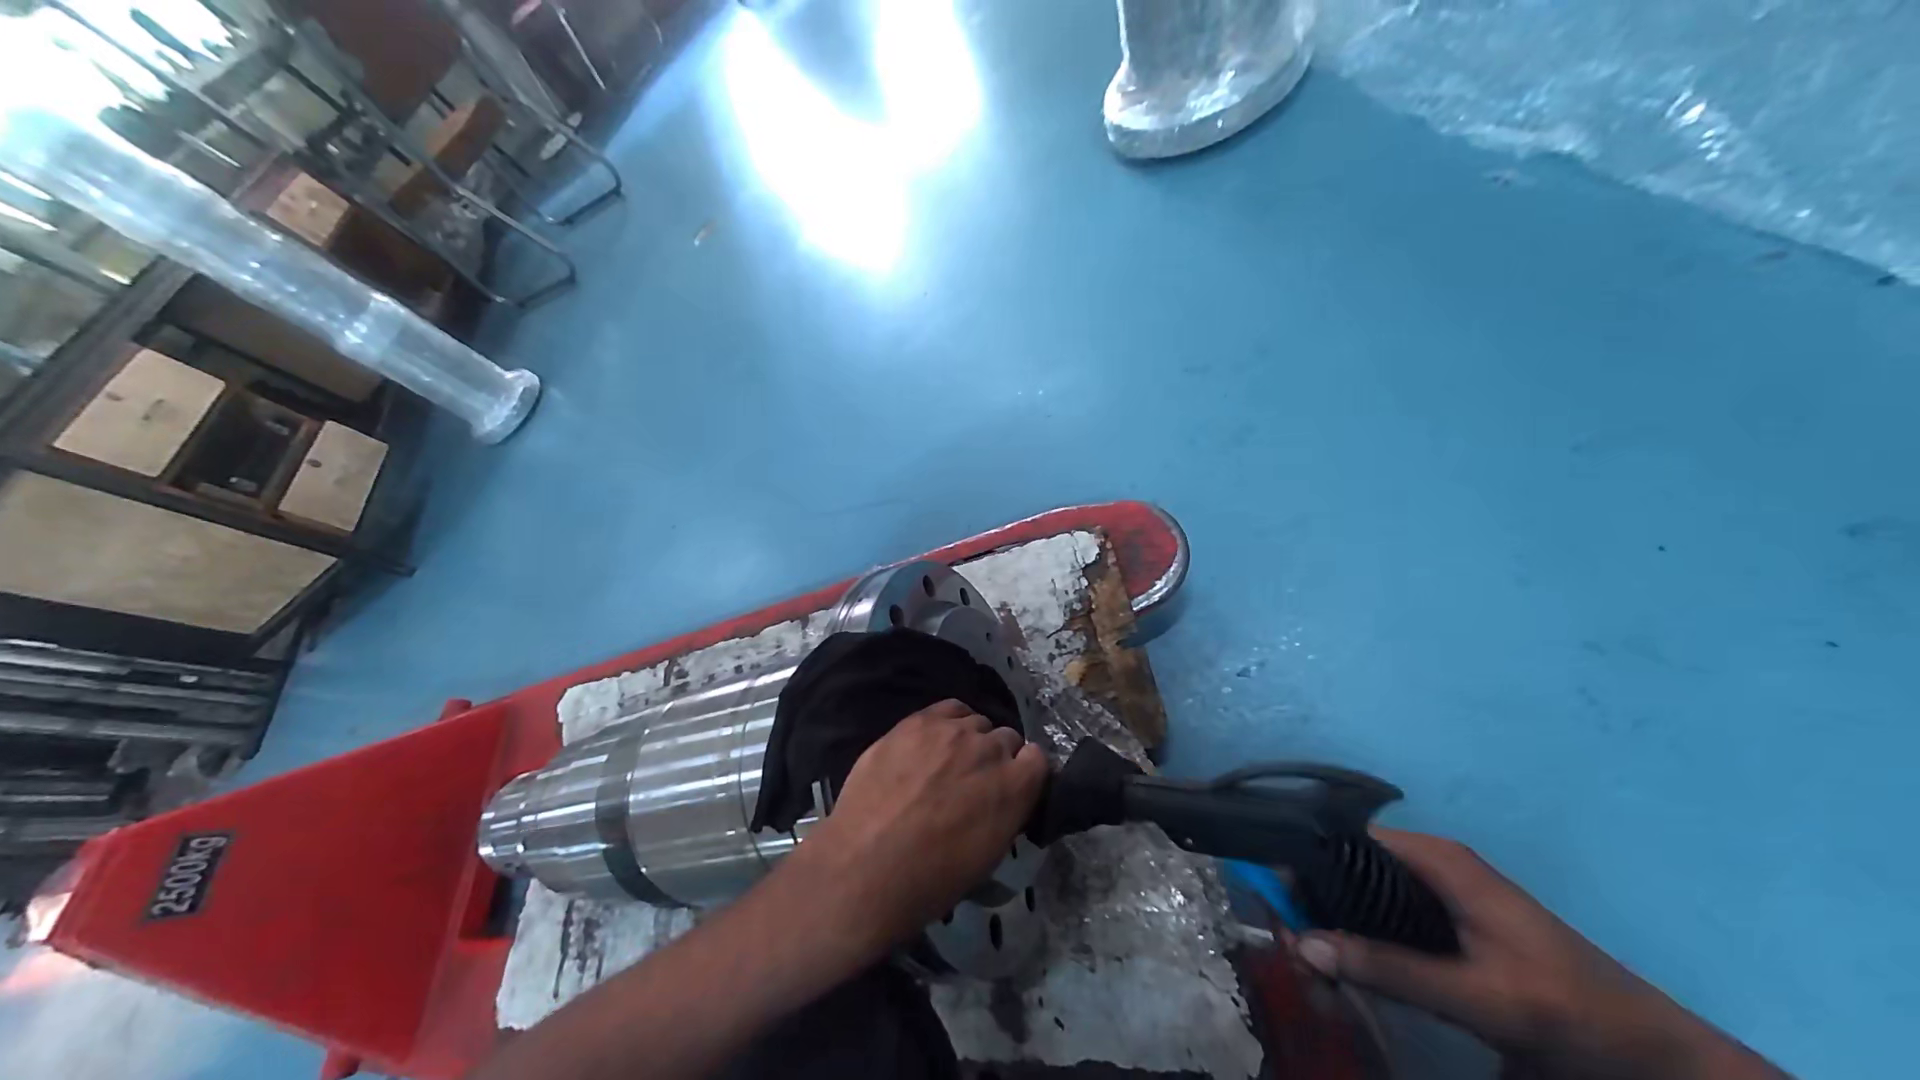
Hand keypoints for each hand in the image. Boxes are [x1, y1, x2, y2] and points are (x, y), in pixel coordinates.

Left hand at [777, 699, 1048, 961]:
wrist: (864, 868)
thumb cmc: (931, 879)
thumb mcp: (989, 856)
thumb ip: (1006, 813)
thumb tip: (1004, 798)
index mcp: (1015, 787)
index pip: (1038, 759)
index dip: (1024, 774)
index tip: (1009, 789)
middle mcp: (989, 749)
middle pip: (1006, 738)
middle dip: (995, 758)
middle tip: (971, 783)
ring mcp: (951, 731)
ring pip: (975, 722)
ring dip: (969, 740)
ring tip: (945, 764)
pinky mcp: (916, 722)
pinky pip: (947, 709)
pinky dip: (947, 722)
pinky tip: (931, 743)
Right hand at [1297, 829, 1786, 1079]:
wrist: (1653, 1053)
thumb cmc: (1570, 1009)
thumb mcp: (1481, 996)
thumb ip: (1391, 969)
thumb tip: (1303, 943)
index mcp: (1439, 860)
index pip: (1348, 839)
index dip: (1304, 861)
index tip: (1272, 897)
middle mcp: (1432, 865)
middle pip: (1349, 865)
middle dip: (1314, 899)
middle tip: (1289, 942)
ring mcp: (1439, 893)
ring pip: (1362, 893)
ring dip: (1333, 923)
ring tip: (1308, 958)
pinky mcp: (1445, 923)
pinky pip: (1383, 917)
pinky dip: (1358, 938)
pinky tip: (1346, 967)